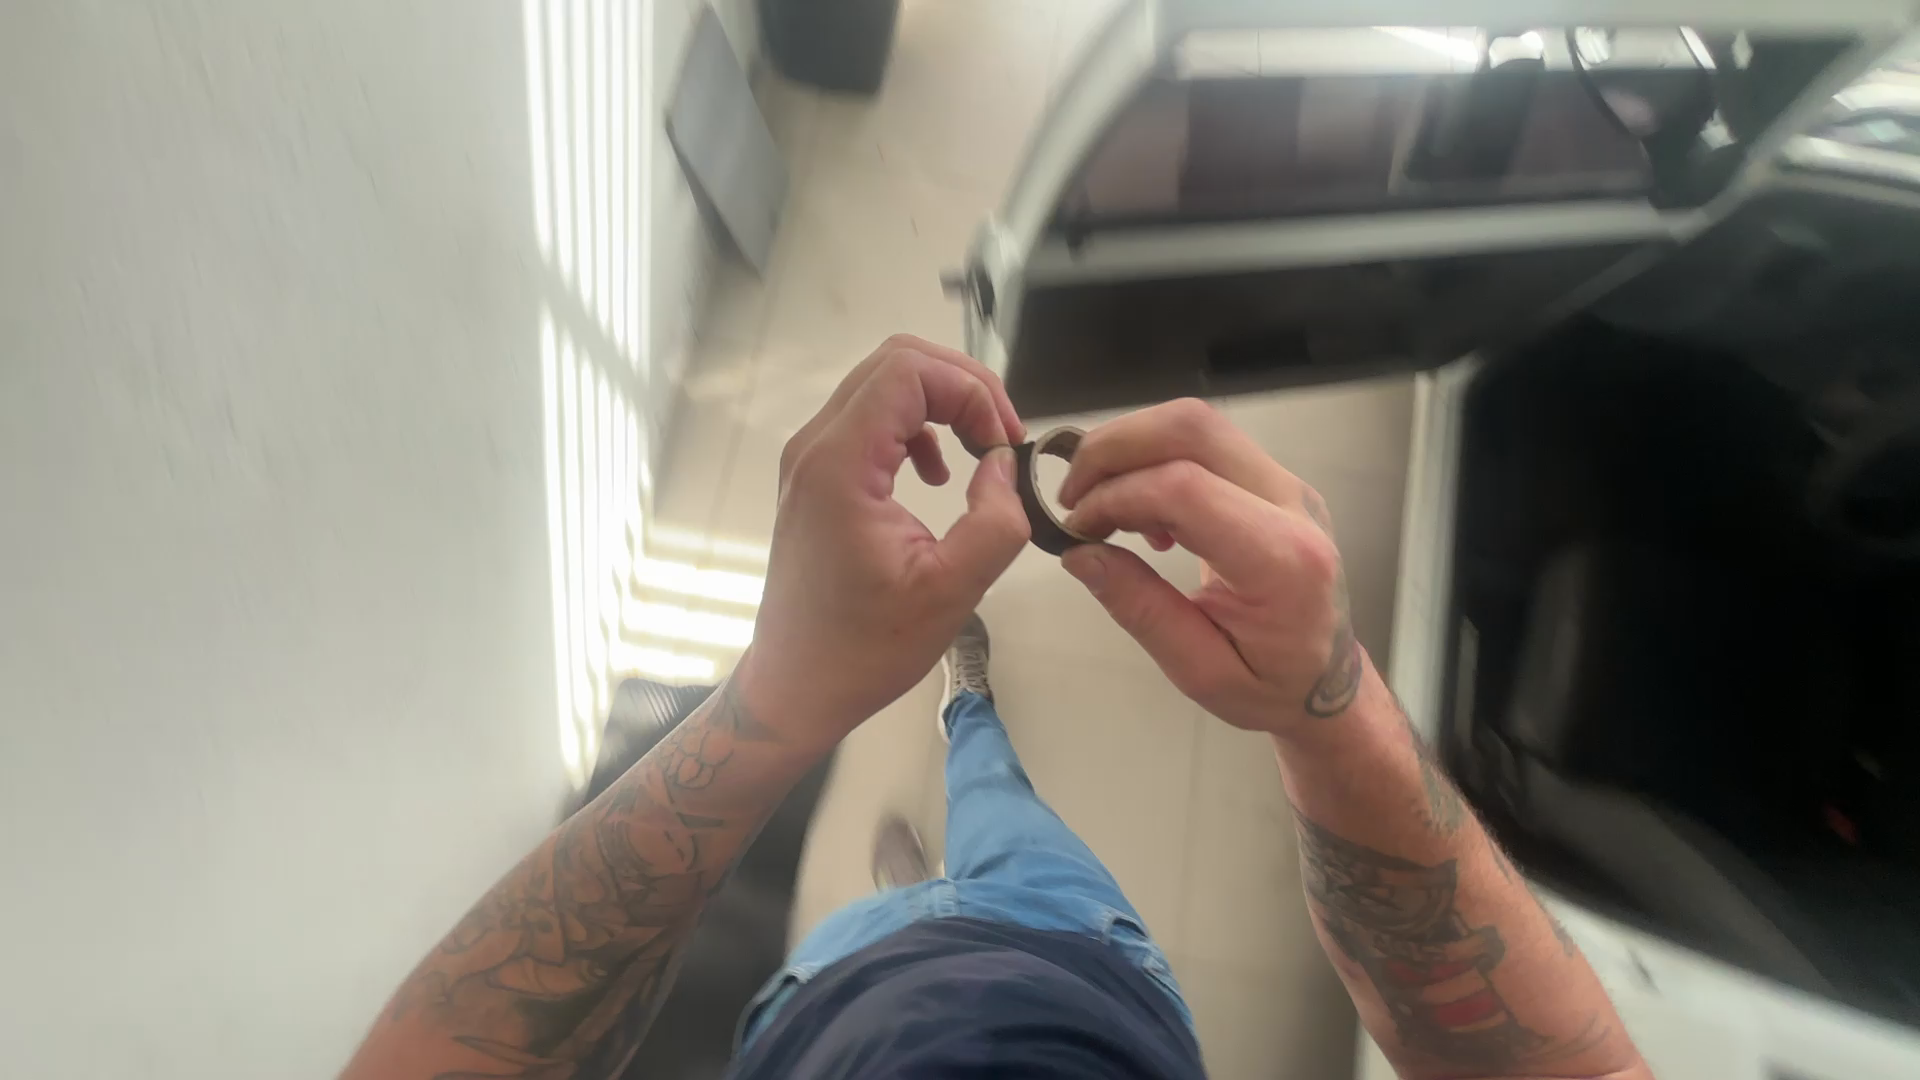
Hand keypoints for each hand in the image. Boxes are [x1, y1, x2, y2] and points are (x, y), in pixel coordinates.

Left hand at [733, 335, 1030, 747]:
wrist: (798, 684)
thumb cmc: (868, 647)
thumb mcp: (952, 590)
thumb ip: (996, 519)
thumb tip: (1004, 466)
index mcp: (841, 464)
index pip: (909, 372)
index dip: (971, 391)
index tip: (1005, 444)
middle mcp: (815, 446)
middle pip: (895, 363)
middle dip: (961, 387)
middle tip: (1000, 436)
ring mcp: (809, 460)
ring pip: (882, 387)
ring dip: (940, 404)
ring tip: (980, 451)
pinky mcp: (815, 478)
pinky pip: (869, 421)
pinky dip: (915, 429)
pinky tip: (938, 474)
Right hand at [1055, 399, 1364, 735]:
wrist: (1328, 674)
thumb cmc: (1271, 684)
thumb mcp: (1200, 671)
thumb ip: (1141, 609)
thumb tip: (1079, 553)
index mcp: (1281, 560)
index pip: (1185, 489)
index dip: (1114, 497)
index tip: (1076, 530)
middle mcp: (1290, 503)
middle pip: (1191, 429)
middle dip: (1112, 449)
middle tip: (1072, 497)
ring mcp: (1283, 481)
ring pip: (1193, 424)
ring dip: (1127, 450)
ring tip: (1101, 507)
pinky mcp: (1268, 477)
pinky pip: (1200, 442)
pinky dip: (1150, 460)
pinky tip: (1141, 513)